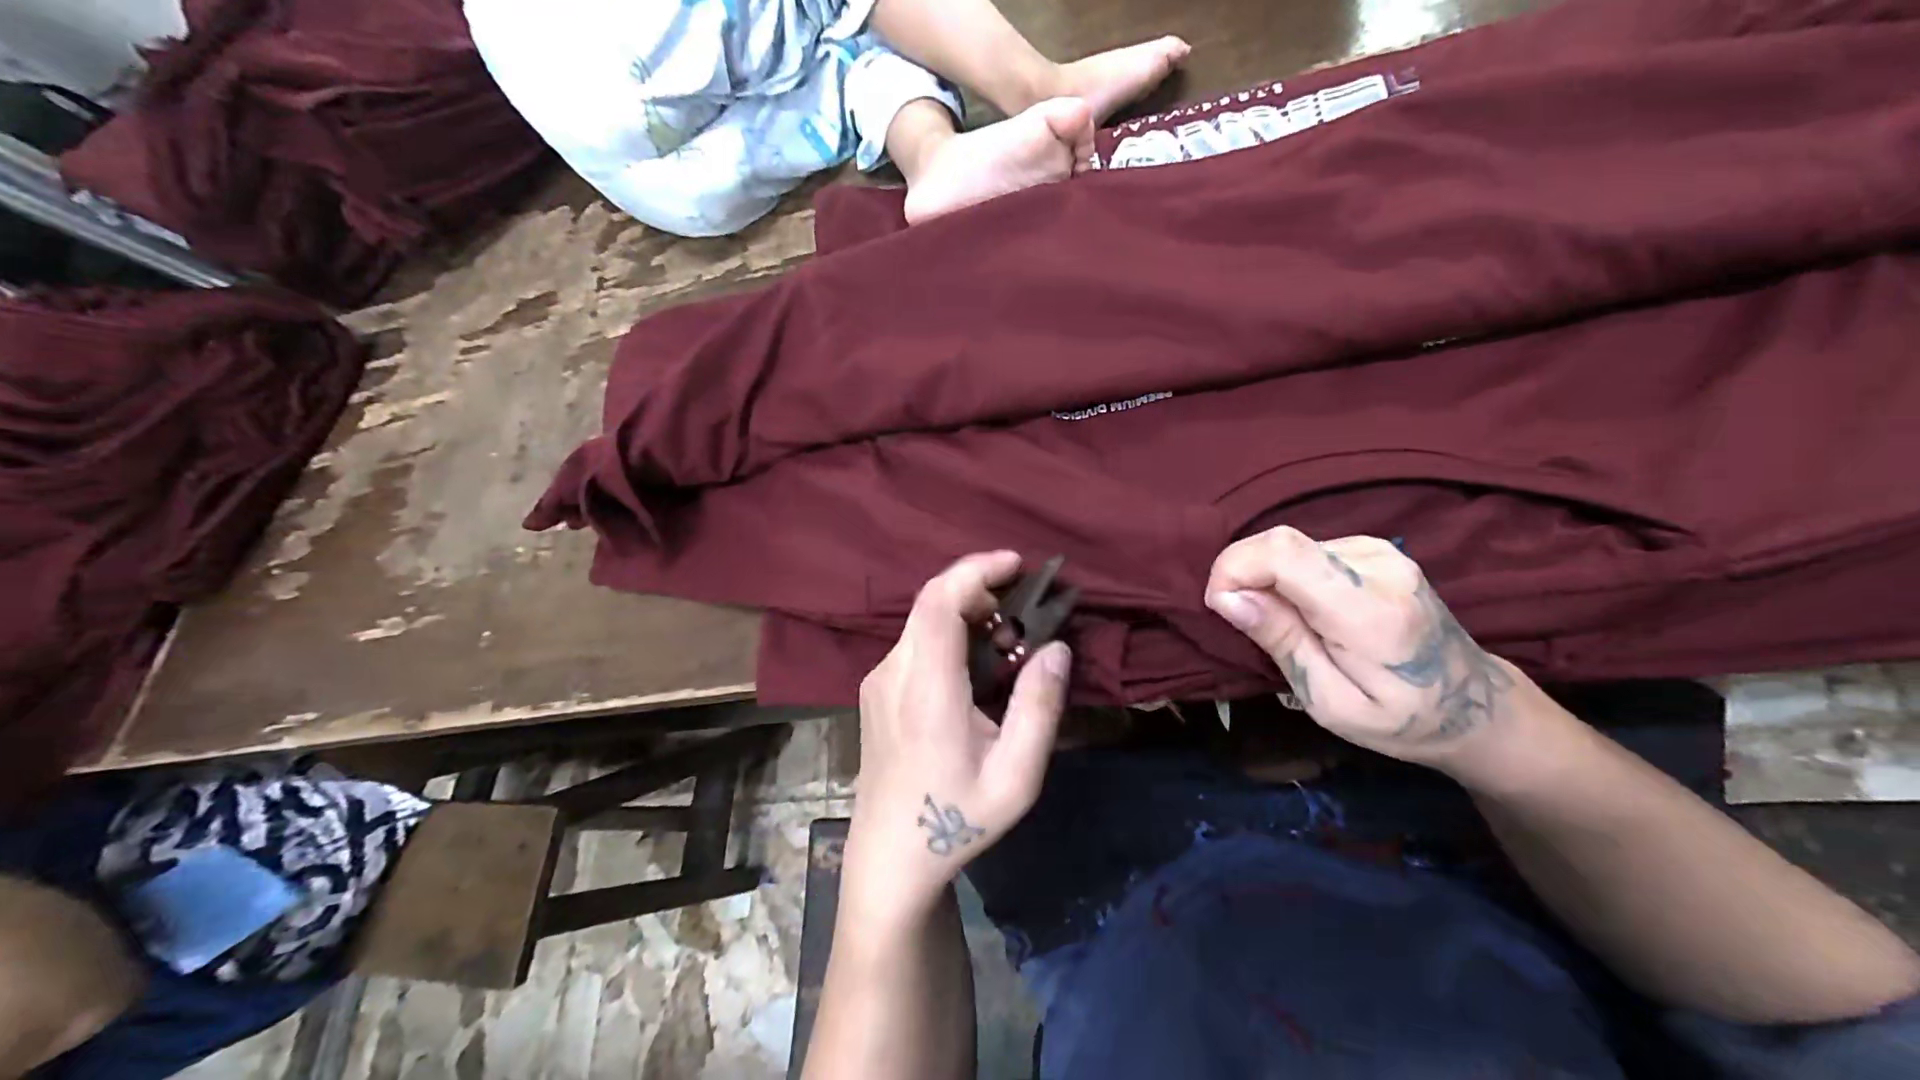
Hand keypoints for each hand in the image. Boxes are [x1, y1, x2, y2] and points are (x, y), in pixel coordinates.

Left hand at [846, 552, 1070, 920]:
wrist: (889, 856)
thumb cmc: (957, 820)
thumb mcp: (1016, 776)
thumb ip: (1038, 707)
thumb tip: (1056, 647)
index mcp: (926, 691)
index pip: (938, 603)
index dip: (975, 571)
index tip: (1016, 564)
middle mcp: (893, 674)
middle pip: (930, 602)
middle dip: (979, 588)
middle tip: (1023, 608)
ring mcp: (878, 681)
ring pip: (922, 621)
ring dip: (965, 611)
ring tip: (1007, 639)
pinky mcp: (875, 690)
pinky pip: (914, 642)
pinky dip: (949, 632)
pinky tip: (975, 665)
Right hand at [1204, 526, 1528, 774]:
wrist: (1475, 705)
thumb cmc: (1402, 720)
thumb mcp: (1330, 703)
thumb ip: (1282, 642)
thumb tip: (1227, 597)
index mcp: (1369, 611)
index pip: (1283, 553)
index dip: (1234, 568)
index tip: (1221, 606)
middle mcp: (1378, 566)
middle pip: (1280, 544)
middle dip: (1244, 576)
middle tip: (1248, 623)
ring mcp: (1382, 552)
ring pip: (1290, 546)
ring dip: (1268, 579)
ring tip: (1286, 625)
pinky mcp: (1377, 549)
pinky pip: (1309, 550)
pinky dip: (1289, 576)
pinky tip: (1307, 611)